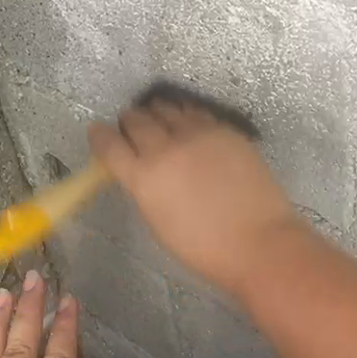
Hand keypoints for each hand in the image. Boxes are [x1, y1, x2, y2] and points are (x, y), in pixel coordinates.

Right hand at [88, 96, 303, 296]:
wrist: (259, 243)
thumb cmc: (204, 248)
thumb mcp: (158, 222)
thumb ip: (144, 188)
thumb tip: (140, 169)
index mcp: (143, 177)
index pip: (109, 145)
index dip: (99, 135)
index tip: (97, 131)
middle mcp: (165, 148)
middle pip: (136, 120)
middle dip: (129, 121)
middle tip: (130, 125)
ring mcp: (196, 134)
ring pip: (166, 109)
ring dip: (156, 113)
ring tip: (158, 118)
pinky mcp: (223, 129)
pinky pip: (195, 112)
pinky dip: (185, 115)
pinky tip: (188, 123)